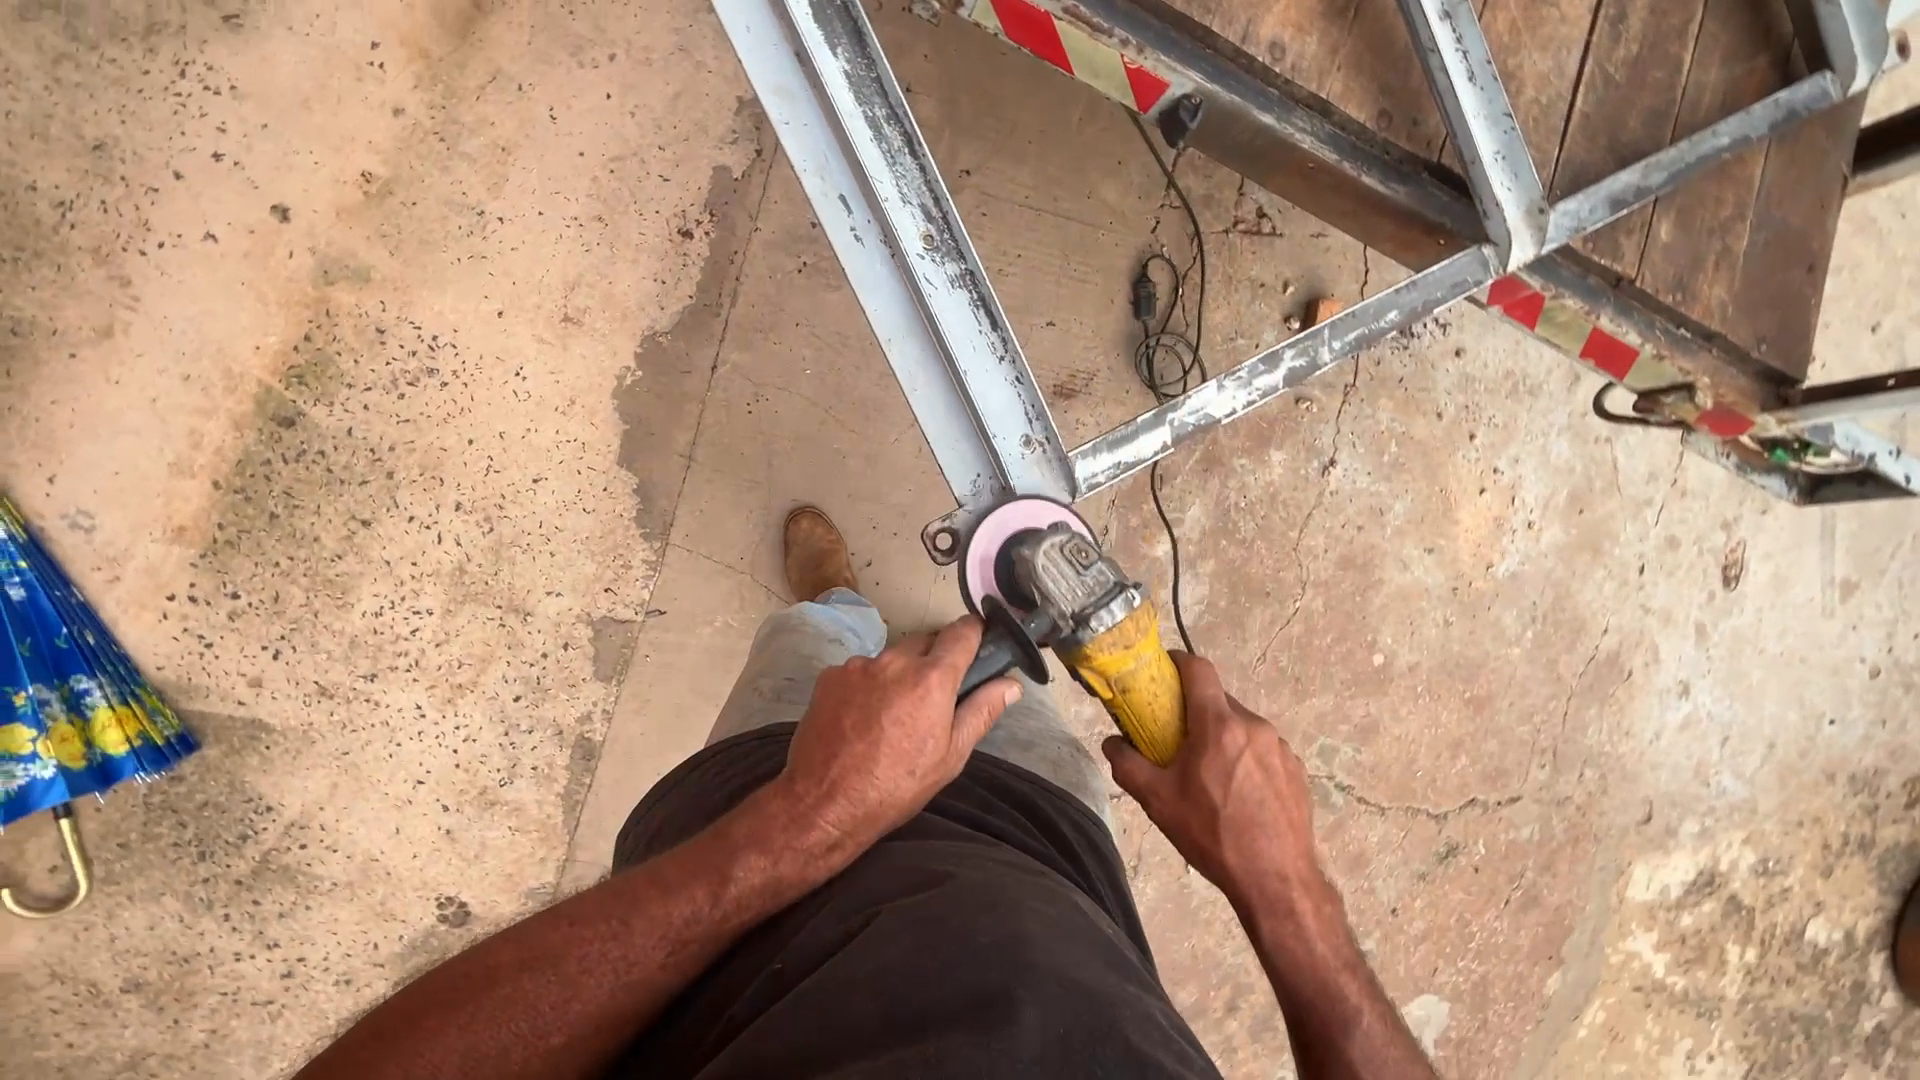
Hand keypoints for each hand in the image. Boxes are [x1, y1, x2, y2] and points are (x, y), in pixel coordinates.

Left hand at [778, 615, 1020, 844]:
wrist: (824, 802)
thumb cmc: (895, 786)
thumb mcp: (950, 756)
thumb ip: (982, 711)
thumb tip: (1011, 684)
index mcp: (931, 679)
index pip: (962, 633)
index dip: (975, 633)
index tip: (979, 642)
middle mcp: (895, 661)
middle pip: (926, 641)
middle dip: (936, 659)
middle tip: (936, 696)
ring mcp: (858, 665)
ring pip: (892, 656)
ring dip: (900, 673)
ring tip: (894, 714)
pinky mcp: (831, 675)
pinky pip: (861, 670)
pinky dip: (869, 684)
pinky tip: (864, 717)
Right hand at [1103, 651, 1326, 911]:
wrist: (1277, 881)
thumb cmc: (1212, 835)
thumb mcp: (1157, 801)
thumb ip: (1127, 765)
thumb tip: (1111, 744)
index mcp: (1219, 725)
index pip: (1199, 669)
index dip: (1177, 662)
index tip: (1162, 673)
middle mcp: (1253, 726)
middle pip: (1218, 701)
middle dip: (1194, 712)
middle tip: (1176, 741)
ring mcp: (1280, 748)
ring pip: (1241, 727)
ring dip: (1221, 738)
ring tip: (1207, 776)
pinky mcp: (1296, 771)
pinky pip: (1262, 751)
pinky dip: (1244, 759)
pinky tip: (1238, 795)